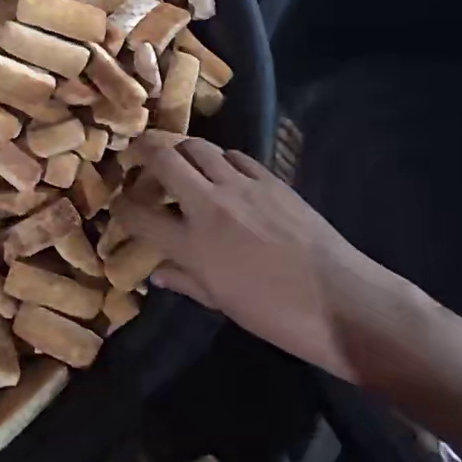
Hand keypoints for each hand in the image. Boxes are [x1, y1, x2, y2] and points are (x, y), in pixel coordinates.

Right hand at [113, 134, 415, 384]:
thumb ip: (185, 281)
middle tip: (136, 153)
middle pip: (165, 160)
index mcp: (193, 244)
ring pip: (199, 148)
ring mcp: (242, 187)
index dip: (121, 206)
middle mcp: (211, 205)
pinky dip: (220, 159)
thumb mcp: (222, 303)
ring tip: (176, 157)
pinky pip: (235, 157)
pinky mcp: (271, 181)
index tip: (117, 203)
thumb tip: (156, 272)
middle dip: (143, 151)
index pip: (139, 215)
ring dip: (181, 148)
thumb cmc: (276, 314)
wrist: (344, 302)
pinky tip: (222, 171)